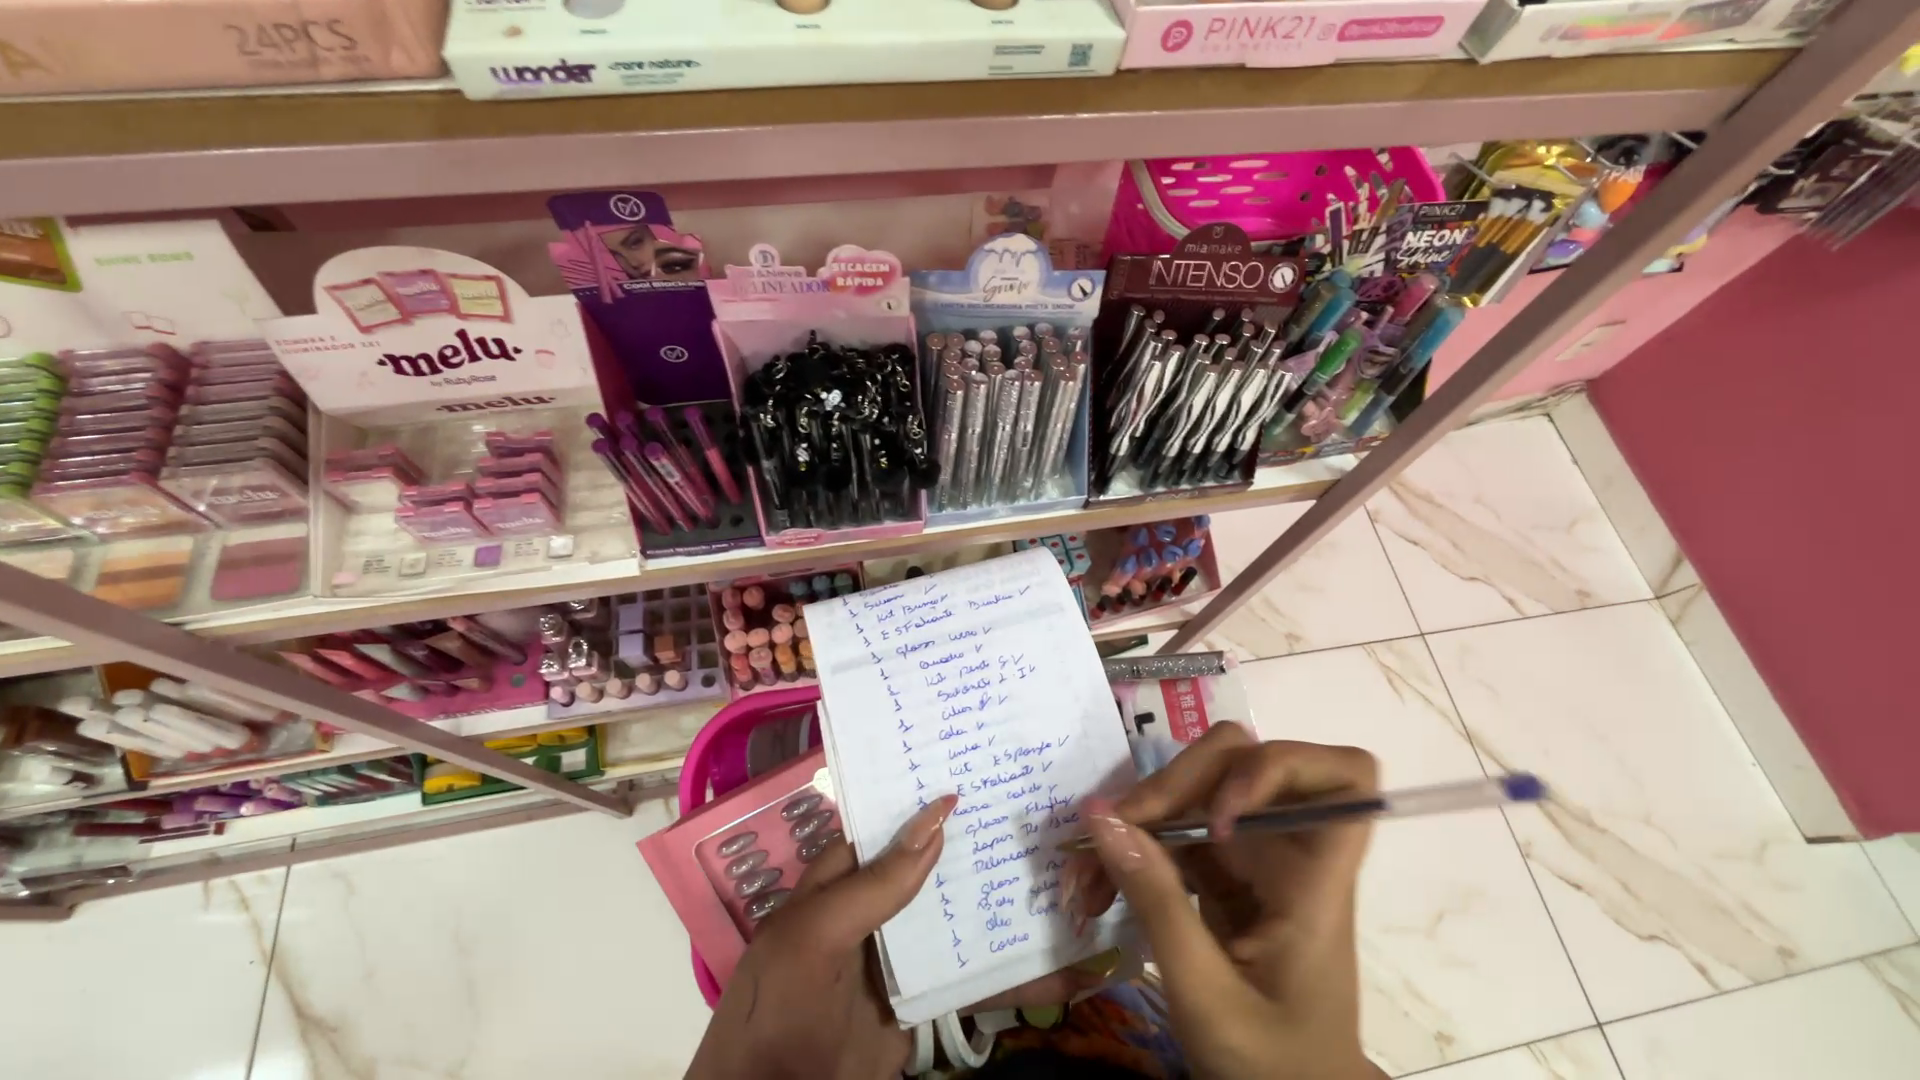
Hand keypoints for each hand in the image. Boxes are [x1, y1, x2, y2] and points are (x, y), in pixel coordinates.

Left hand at [687, 794, 1110, 1079]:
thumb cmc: (781, 1009)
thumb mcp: (816, 937)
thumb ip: (874, 885)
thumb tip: (934, 820)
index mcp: (836, 885)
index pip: (884, 829)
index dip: (922, 802)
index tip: (975, 775)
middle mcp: (870, 913)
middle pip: (928, 871)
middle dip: (973, 847)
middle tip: (1035, 814)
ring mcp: (898, 961)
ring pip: (955, 922)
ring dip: (998, 905)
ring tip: (1058, 873)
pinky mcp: (923, 1005)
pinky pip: (969, 981)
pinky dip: (1010, 975)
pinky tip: (1058, 961)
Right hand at [1064, 722, 1384, 1079]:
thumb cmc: (1271, 1065)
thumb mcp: (1206, 994)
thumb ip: (1157, 901)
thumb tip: (1099, 815)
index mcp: (1316, 876)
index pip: (1346, 776)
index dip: (1282, 766)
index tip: (1223, 812)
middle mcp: (1288, 847)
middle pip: (1241, 759)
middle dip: (1173, 783)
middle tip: (1120, 829)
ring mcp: (1251, 854)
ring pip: (1196, 789)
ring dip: (1138, 816)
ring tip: (1089, 871)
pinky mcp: (1220, 871)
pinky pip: (1172, 829)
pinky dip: (1132, 847)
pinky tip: (1098, 885)